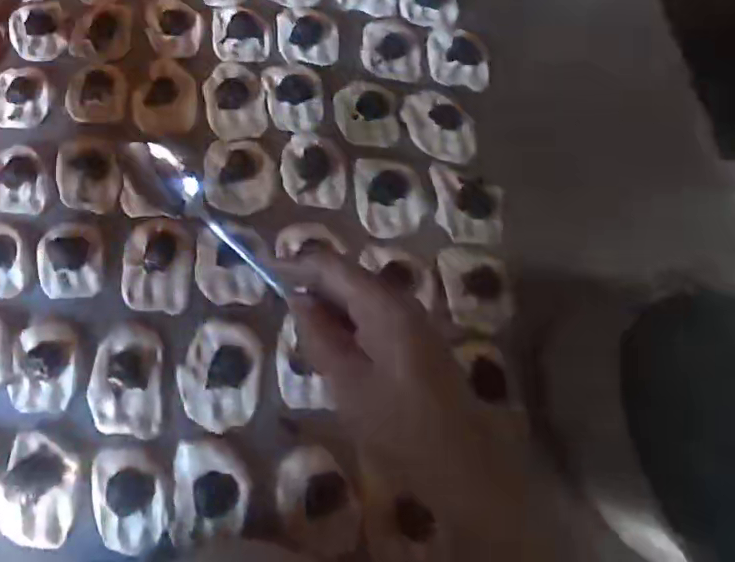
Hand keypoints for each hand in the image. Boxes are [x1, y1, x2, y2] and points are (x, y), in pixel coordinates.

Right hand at [280, 252, 570, 560]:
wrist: (469, 471)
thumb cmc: (400, 426)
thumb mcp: (345, 382)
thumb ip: (317, 334)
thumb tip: (298, 300)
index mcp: (382, 305)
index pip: (330, 265)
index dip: (295, 264)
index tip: (264, 270)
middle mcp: (400, 301)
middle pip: (346, 276)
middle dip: (312, 287)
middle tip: (285, 313)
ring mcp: (414, 319)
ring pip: (358, 297)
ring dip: (330, 308)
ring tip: (309, 337)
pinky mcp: (419, 340)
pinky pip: (373, 315)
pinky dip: (349, 323)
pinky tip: (339, 352)